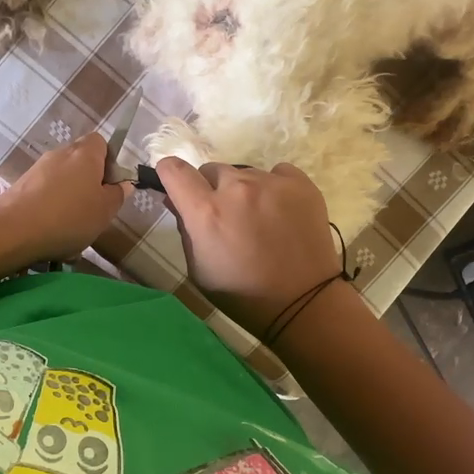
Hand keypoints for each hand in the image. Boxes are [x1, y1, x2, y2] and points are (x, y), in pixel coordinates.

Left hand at [0, 134, 126, 263]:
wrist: (13, 231)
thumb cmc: (69, 218)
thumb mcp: (104, 211)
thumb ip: (117, 195)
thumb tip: (123, 184)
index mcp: (84, 154)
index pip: (100, 142)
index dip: (108, 162)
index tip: (109, 186)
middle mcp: (59, 154)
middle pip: (79, 160)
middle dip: (87, 181)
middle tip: (91, 209)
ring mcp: (35, 168)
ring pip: (59, 178)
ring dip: (66, 196)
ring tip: (67, 226)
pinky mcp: (18, 184)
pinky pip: (40, 192)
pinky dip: (46, 205)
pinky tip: (46, 229)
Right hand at [153, 157, 344, 333]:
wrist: (303, 303)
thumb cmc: (241, 294)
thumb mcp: (199, 269)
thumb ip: (185, 229)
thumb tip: (176, 201)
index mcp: (206, 211)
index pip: (175, 170)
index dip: (170, 173)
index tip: (176, 184)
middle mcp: (237, 188)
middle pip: (212, 170)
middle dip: (212, 189)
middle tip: (225, 216)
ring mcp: (271, 183)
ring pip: (246, 173)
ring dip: (244, 191)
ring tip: (259, 219)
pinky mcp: (301, 184)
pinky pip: (278, 173)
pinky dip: (274, 188)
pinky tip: (281, 212)